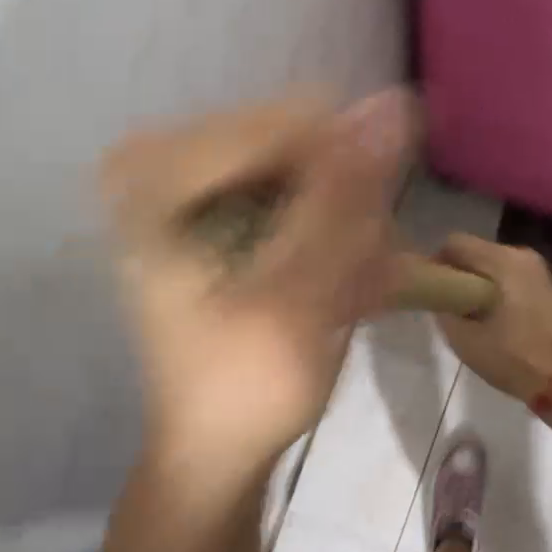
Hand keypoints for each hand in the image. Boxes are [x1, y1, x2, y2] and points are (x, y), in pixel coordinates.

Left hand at [102, 92, 414, 485]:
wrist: (212, 449)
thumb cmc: (245, 389)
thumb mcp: (299, 296)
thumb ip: (342, 200)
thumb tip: (396, 102)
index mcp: (154, 174)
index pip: (286, 128)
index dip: (351, 182)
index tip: (377, 247)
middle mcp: (163, 160)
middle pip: (298, 145)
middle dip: (347, 213)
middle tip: (365, 278)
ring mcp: (191, 182)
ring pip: (310, 172)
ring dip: (347, 232)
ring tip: (352, 294)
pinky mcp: (218, 208)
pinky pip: (301, 196)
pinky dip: (332, 240)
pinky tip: (343, 287)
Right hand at [433, 234, 551, 402]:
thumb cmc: (510, 358)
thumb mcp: (463, 337)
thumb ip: (443, 307)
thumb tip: (438, 294)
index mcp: (502, 262)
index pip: (455, 243)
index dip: (438, 263)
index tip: (434, 290)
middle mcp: (522, 255)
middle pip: (476, 251)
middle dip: (459, 272)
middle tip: (450, 305)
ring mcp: (538, 268)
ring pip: (493, 262)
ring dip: (478, 280)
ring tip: (472, 312)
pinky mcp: (546, 283)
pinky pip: (510, 275)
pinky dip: (496, 287)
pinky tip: (494, 314)